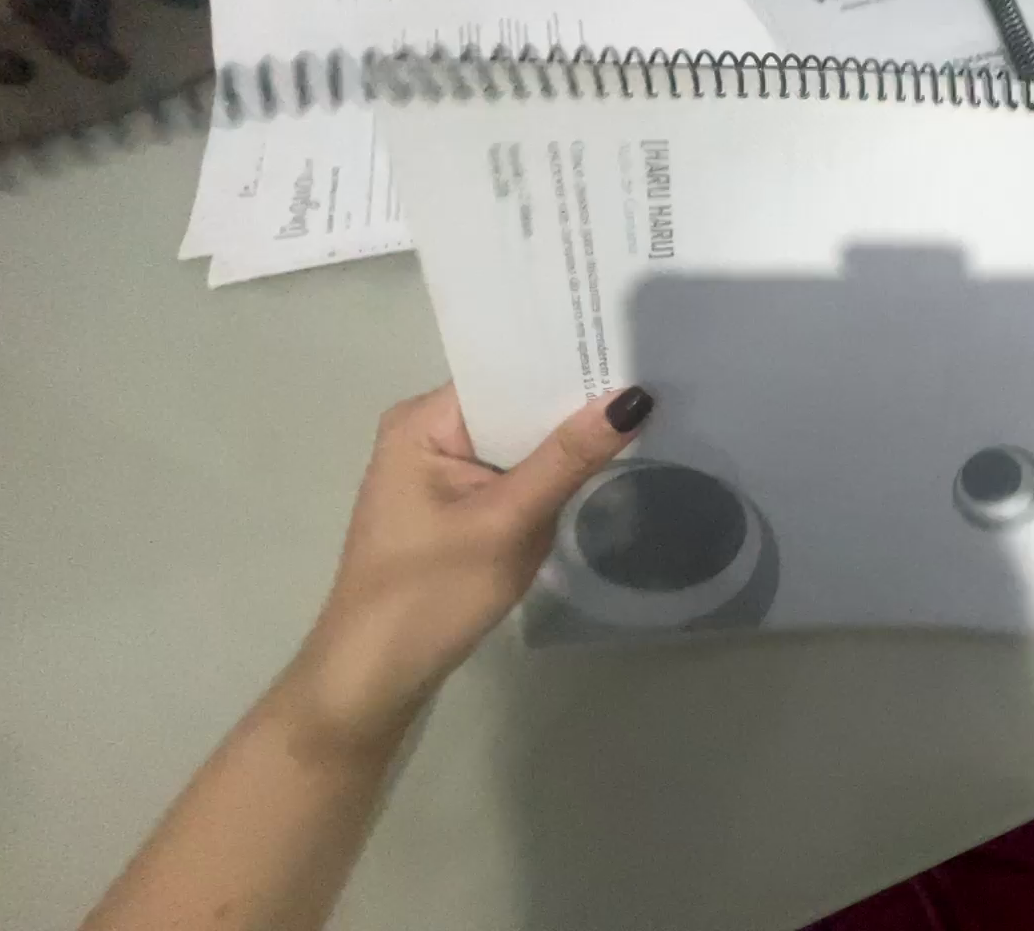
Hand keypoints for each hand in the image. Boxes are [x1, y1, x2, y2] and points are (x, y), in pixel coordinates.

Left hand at [279, 383, 655, 754]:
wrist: (378, 679)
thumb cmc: (431, 594)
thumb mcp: (508, 521)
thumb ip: (569, 458)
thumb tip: (634, 398)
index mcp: (424, 421)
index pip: (509, 374)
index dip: (569, 364)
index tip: (633, 354)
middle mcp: (433, 433)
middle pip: (519, 404)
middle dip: (578, 401)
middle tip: (655, 384)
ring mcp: (448, 470)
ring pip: (525, 439)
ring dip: (572, 437)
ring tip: (645, 413)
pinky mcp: (464, 502)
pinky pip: (520, 469)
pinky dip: (557, 469)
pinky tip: (604, 460)